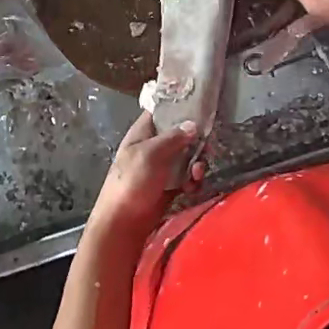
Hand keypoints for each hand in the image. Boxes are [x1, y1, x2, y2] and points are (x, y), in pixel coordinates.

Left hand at [91, 113, 200, 233]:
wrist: (124, 222)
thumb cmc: (131, 181)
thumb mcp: (150, 154)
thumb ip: (172, 138)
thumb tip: (193, 124)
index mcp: (143, 133)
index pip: (161, 111)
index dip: (179, 107)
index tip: (200, 108)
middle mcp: (153, 146)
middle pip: (180, 134)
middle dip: (195, 142)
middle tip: (204, 150)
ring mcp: (161, 166)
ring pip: (187, 156)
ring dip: (196, 164)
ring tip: (196, 174)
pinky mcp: (169, 185)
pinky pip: (187, 177)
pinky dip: (192, 181)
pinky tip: (192, 188)